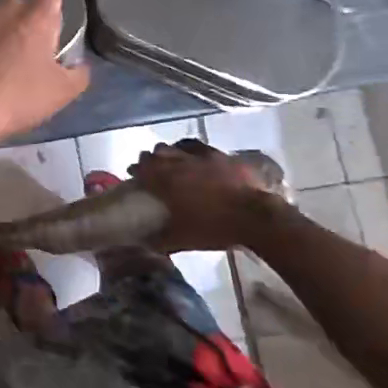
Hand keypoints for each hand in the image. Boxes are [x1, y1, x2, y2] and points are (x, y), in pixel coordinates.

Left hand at [0, 0, 89, 155]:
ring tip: (5, 66)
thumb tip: (79, 65)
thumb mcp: (62, 93)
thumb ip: (79, 74)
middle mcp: (5, 13)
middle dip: (27, 21)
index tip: (54, 37)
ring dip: (3, 36)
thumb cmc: (18, 98)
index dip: (55, 13)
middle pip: (21, 5)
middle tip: (32, 52)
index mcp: (35, 18)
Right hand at [128, 139, 286, 251]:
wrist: (254, 215)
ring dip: (170, 151)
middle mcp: (181, 163)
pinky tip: (195, 154)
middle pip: (159, 153)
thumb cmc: (214, 227)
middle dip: (151, 158)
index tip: (133, 172)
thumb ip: (161, 238)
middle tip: (150, 166)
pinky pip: (200, 147)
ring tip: (170, 156)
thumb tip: (144, 242)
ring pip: (178, 146)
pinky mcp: (222, 155)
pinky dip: (192, 149)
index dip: (137, 169)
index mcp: (167, 181)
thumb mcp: (183, 238)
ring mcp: (202, 156)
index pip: (144, 168)